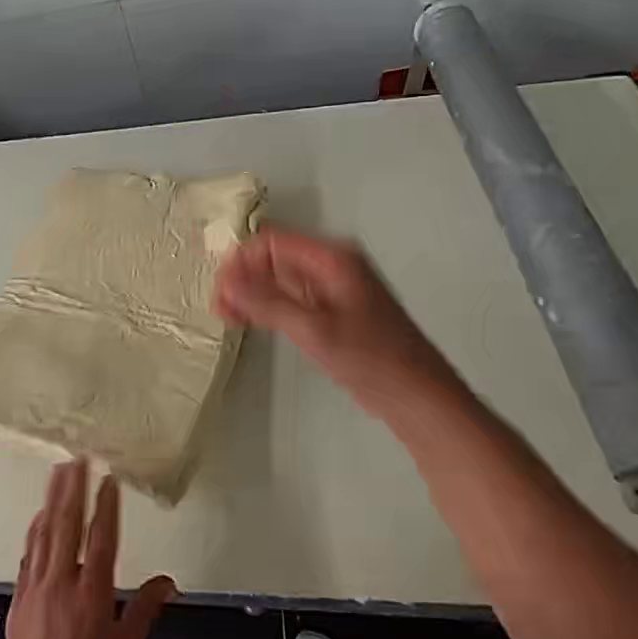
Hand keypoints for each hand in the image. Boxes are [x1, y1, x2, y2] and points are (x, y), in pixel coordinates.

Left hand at [0, 460, 175, 638]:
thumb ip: (145, 611)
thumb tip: (167, 584)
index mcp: (92, 596)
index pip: (102, 538)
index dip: (106, 505)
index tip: (108, 480)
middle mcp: (62, 585)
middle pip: (68, 524)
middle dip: (74, 487)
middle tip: (78, 458)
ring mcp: (36, 589)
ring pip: (44, 532)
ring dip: (52, 498)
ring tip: (57, 472)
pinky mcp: (18, 598)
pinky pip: (27, 553)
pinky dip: (34, 530)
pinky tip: (38, 516)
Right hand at [214, 227, 461, 416]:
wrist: (417, 397)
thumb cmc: (371, 359)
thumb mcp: (314, 330)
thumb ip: (267, 303)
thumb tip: (226, 281)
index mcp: (331, 258)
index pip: (271, 241)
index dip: (241, 261)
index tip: (221, 291)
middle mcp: (329, 264)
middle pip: (271, 257)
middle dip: (241, 278)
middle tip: (220, 309)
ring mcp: (330, 287)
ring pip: (277, 278)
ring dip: (250, 293)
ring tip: (228, 318)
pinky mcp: (329, 309)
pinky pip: (288, 296)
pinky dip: (265, 306)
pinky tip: (249, 322)